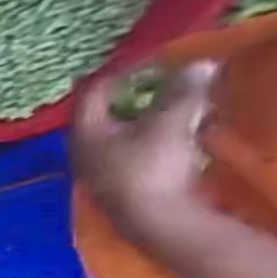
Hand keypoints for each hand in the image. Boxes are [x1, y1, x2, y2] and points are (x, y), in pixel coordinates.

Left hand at [71, 62, 216, 236]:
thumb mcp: (169, 123)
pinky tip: (159, 136)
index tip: (144, 60)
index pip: (92, 93)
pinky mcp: (110, 179)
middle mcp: (79, 147)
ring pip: (109, 131)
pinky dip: (139, 135)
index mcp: (84, 130)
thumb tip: (197, 64)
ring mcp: (92, 165)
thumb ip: (181, 93)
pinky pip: (121, 148)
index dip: (117, 73)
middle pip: (96, 113)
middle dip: (122, 95)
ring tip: (158, 104)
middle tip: (149, 80)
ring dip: (133, 116)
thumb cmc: (150, 166)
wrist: (148, 217)